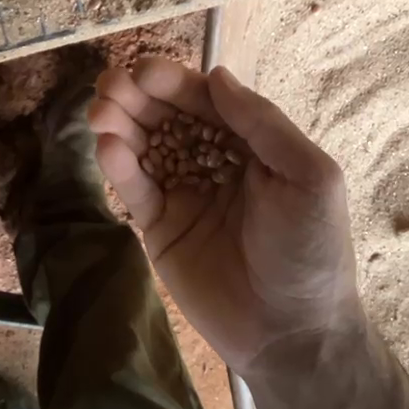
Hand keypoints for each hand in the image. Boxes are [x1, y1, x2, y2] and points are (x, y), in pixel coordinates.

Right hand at [89, 58, 361, 374]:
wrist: (293, 337)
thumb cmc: (309, 250)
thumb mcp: (309, 178)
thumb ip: (263, 123)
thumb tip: (216, 73)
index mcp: (247, 146)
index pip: (204, 102)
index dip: (174, 83)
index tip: (143, 71)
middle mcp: (210, 161)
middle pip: (166, 117)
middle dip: (136, 97)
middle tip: (108, 84)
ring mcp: (181, 192)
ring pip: (143, 146)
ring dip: (119, 123)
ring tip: (99, 110)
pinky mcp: (158, 226)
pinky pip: (135, 189)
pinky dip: (119, 166)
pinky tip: (107, 147)